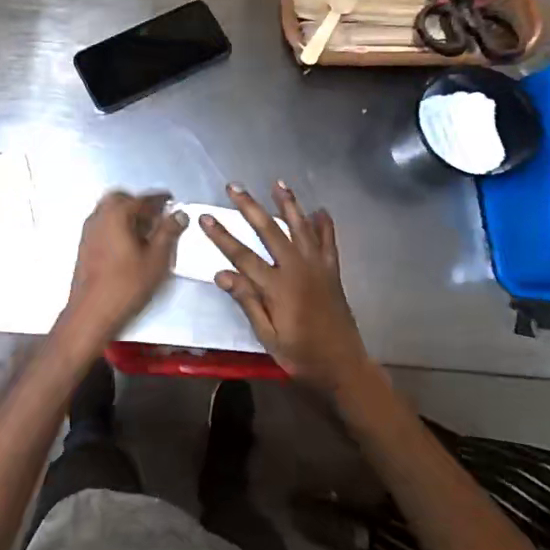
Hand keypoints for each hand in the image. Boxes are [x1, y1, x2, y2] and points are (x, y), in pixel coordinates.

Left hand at [63, 191, 187, 341]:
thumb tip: (178, 215)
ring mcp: (88, 231)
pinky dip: (117, 226)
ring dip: (127, 214)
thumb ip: (169, 232)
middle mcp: (99, 216)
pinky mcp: (84, 246)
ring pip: (109, 211)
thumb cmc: (126, 285)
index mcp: (117, 213)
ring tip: (146, 232)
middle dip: (140, 203)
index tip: (172, 201)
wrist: (91, 313)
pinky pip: (103, 224)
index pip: (143, 198)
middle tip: (158, 217)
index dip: (160, 199)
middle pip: (121, 198)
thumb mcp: (157, 259)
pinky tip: (129, 245)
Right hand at [202, 182, 372, 391]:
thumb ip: (248, 302)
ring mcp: (318, 267)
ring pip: (301, 228)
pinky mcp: (332, 271)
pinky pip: (328, 242)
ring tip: (279, 184)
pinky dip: (324, 225)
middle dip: (250, 207)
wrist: (344, 366)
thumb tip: (222, 274)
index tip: (206, 217)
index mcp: (278, 287)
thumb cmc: (301, 355)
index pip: (243, 255)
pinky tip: (320, 210)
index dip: (223, 236)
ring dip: (289, 204)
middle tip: (235, 187)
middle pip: (270, 231)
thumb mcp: (267, 336)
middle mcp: (298, 269)